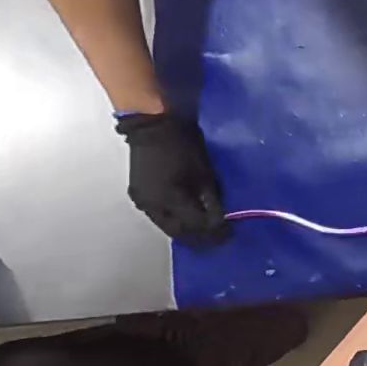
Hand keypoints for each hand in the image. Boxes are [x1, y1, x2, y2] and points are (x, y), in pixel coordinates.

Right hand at [115, 112, 226, 241]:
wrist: (153, 126)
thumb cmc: (184, 146)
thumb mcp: (204, 174)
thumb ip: (211, 201)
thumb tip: (219, 221)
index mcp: (170, 200)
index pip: (196, 226)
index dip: (214, 233)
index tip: (229, 235)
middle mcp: (152, 207)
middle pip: (178, 232)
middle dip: (198, 238)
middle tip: (216, 240)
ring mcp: (142, 202)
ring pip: (165, 226)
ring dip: (184, 231)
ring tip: (202, 233)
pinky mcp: (138, 195)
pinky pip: (157, 215)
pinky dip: (172, 220)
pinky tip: (184, 220)